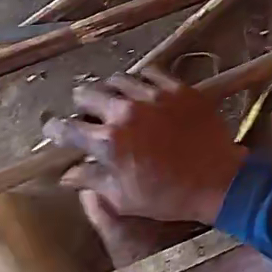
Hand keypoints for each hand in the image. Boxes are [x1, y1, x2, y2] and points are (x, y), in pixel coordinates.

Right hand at [42, 70, 245, 224]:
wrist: (219, 180)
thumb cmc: (169, 196)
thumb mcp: (124, 198)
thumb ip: (92, 182)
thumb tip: (67, 174)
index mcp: (108, 142)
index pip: (68, 129)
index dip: (55, 128)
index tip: (52, 128)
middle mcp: (124, 112)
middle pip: (87, 94)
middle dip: (81, 103)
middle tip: (85, 110)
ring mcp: (151, 96)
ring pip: (116, 80)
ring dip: (109, 89)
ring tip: (113, 97)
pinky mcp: (175, 88)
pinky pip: (148, 73)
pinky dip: (139, 80)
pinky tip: (141, 89)